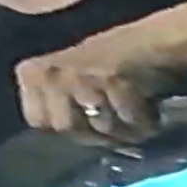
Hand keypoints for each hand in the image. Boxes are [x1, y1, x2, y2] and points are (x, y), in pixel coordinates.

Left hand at [13, 27, 167, 141]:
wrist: (150, 45)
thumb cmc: (112, 66)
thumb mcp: (73, 83)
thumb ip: (66, 107)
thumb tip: (79, 141)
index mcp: (33, 74)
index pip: (39, 123)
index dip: (71, 132)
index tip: (95, 131)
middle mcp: (52, 75)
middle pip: (69, 129)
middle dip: (100, 137)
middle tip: (122, 133)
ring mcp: (84, 79)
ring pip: (104, 129)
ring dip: (129, 133)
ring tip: (141, 124)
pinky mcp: (116, 84)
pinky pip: (132, 122)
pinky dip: (148, 124)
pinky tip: (153, 115)